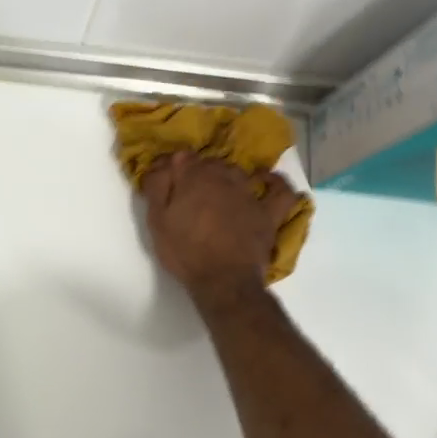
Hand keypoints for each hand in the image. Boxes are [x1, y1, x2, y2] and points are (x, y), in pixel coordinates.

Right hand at [143, 153, 299, 296]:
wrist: (222, 280)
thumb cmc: (184, 251)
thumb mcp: (157, 220)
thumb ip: (157, 186)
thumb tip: (165, 162)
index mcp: (194, 177)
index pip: (182, 157)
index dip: (173, 167)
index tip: (166, 180)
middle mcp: (223, 178)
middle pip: (210, 163)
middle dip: (197, 171)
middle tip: (187, 192)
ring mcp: (249, 194)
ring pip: (237, 172)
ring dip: (225, 176)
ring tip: (216, 191)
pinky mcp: (268, 212)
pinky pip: (280, 191)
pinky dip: (274, 182)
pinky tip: (265, 181)